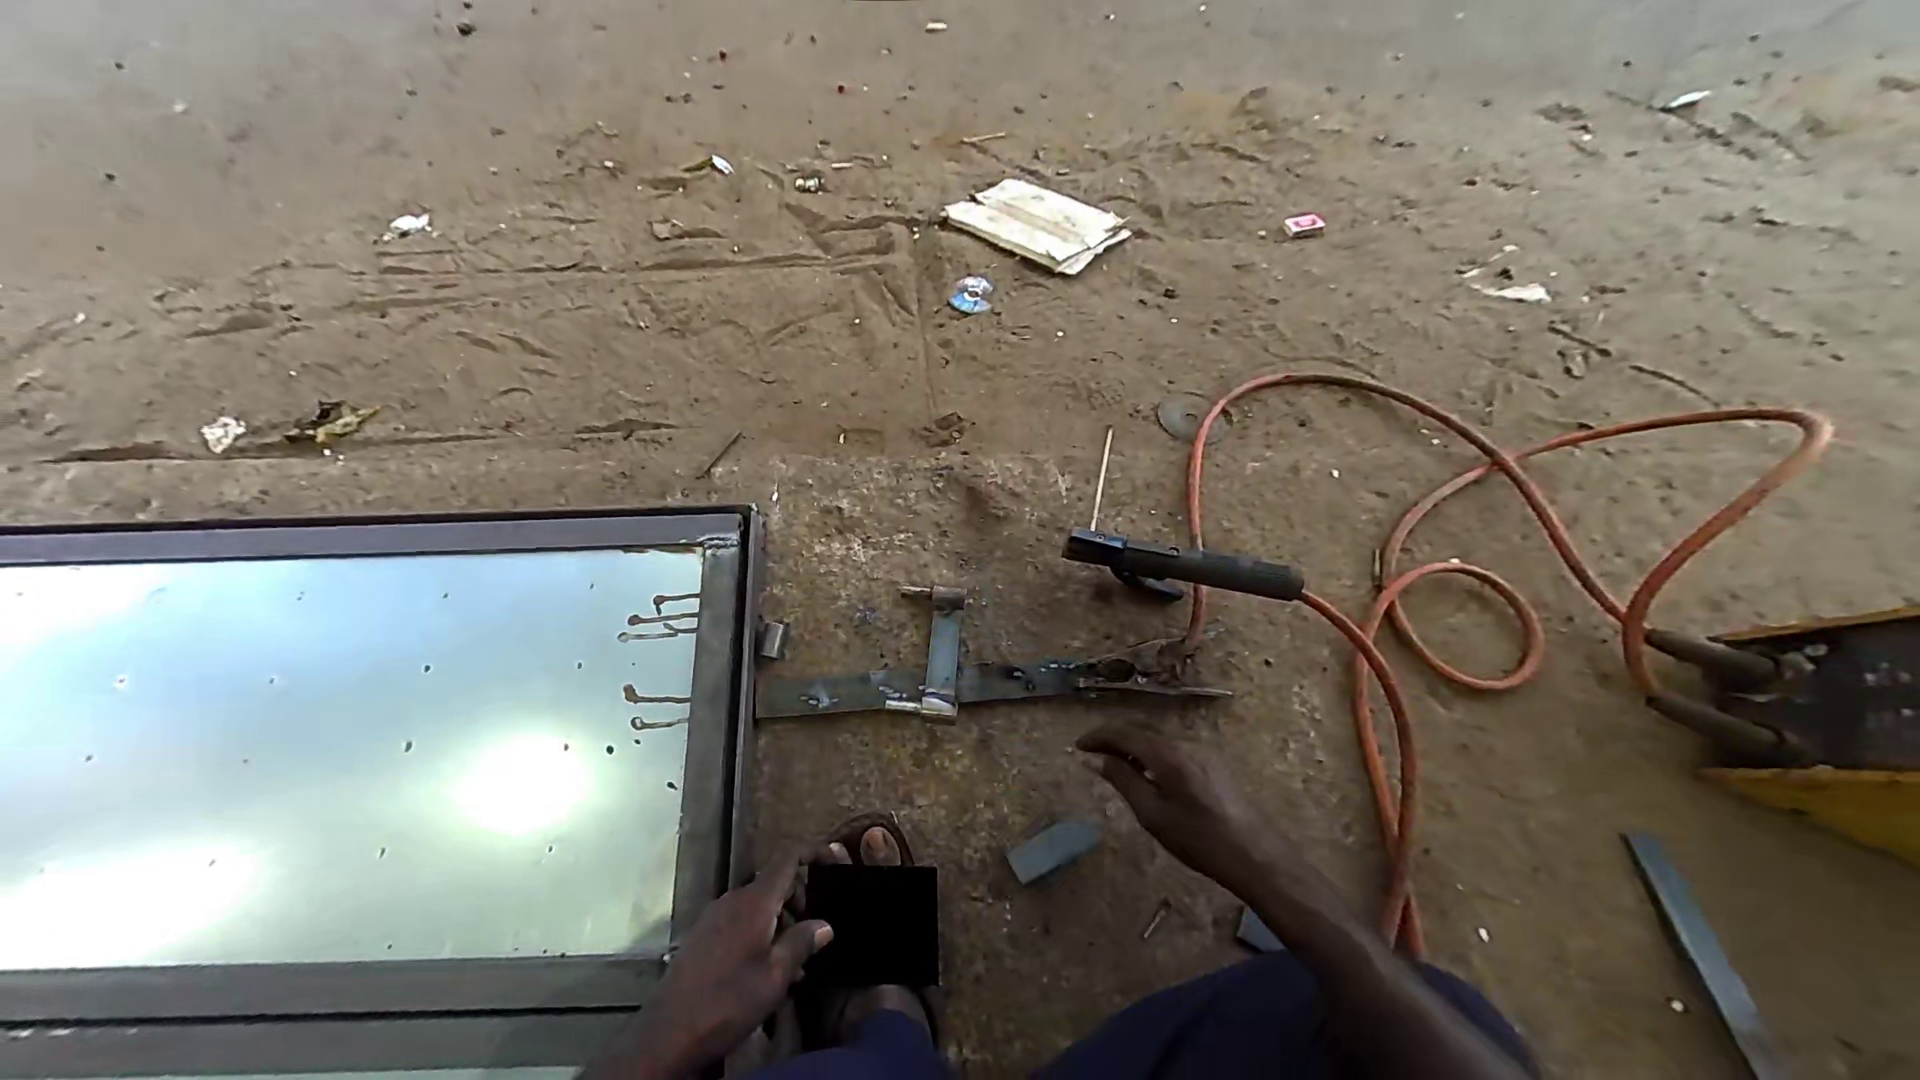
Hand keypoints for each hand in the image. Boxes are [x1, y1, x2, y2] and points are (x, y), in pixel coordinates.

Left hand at [619, 848, 830, 1079]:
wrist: (664, 1037)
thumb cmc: (727, 1002)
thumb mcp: (775, 977)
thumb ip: (802, 943)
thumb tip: (825, 924)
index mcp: (755, 900)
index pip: (788, 857)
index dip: (814, 852)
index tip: (835, 862)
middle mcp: (734, 899)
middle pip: (775, 881)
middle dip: (801, 896)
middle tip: (819, 927)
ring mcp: (715, 916)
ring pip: (759, 904)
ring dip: (782, 919)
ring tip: (798, 956)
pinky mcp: (703, 937)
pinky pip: (741, 920)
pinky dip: (762, 931)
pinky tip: (768, 966)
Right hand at [1078, 723, 1297, 899]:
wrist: (1255, 856)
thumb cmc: (1198, 839)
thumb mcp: (1152, 814)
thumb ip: (1123, 780)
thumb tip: (1098, 760)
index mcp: (1167, 753)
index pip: (1124, 733)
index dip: (1098, 737)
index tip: (1078, 747)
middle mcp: (1185, 743)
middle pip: (1141, 731)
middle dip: (1114, 739)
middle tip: (1093, 755)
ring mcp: (1202, 751)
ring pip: (1158, 739)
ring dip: (1134, 746)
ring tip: (1116, 766)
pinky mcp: (1213, 763)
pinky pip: (1173, 748)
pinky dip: (1153, 754)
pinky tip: (1148, 774)